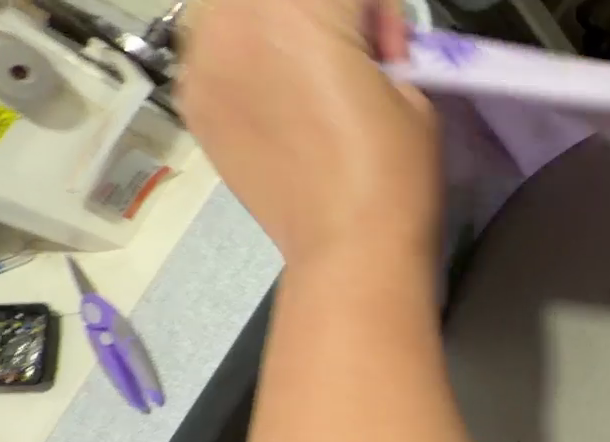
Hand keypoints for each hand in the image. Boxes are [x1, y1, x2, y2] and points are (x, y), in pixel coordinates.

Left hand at [181, 0, 438, 265]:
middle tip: (352, 67)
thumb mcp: (417, 104)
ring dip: (275, 35)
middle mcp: (232, 21)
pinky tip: (284, 117)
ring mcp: (201, 60)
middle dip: (319, 18)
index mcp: (298, 15)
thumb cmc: (397, 181)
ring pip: (236, 14)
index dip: (381, 17)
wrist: (353, 251)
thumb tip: (363, 50)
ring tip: (310, 90)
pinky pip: (216, 55)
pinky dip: (249, 69)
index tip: (394, 57)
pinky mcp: (193, 98)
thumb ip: (383, 57)